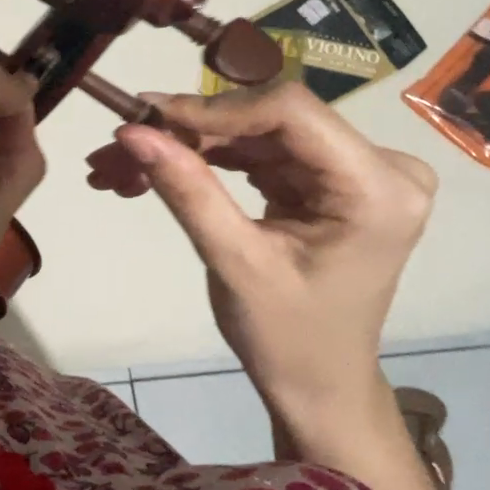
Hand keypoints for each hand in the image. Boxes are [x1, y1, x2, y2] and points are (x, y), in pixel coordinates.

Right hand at [86, 83, 436, 423]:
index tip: (141, 121)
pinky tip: (150, 173)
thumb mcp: (233, 261)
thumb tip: (131, 132)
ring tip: (116, 168)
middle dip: (184, 131)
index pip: (290, 112)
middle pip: (265, 119)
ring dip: (181, 146)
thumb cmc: (286, 334)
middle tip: (112, 152)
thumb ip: (188, 190)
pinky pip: (251, 152)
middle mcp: (378, 165)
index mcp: (378, 187)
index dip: (210, 109)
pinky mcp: (323, 180)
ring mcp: (351, 170)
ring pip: (249, 132)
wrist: (317, 380)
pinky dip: (198, 160)